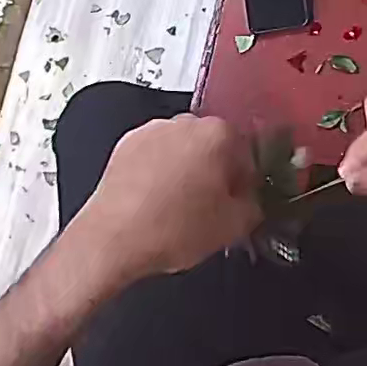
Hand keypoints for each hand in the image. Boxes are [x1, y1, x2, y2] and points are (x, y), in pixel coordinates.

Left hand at [71, 114, 260, 282]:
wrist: (112, 241)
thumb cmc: (166, 229)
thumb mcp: (233, 226)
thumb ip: (254, 206)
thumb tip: (252, 203)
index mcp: (218, 134)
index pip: (247, 153)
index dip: (247, 181)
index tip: (243, 198)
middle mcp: (185, 124)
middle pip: (215, 146)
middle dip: (216, 172)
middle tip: (214, 205)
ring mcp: (154, 131)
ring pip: (184, 149)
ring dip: (188, 170)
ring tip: (182, 208)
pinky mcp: (128, 144)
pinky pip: (156, 154)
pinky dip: (160, 172)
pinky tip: (159, 202)